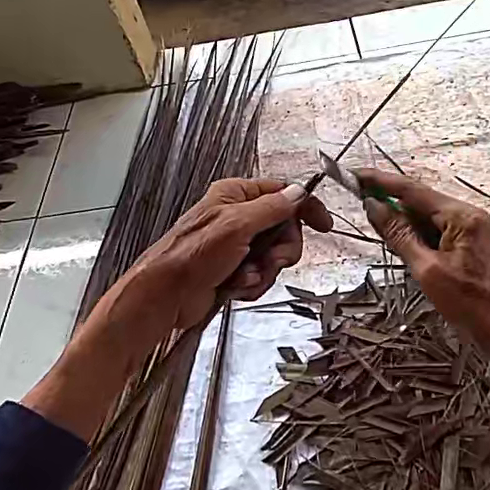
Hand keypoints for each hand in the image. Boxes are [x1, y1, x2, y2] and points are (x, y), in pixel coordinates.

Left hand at [93, 177, 333, 353]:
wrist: (166, 296)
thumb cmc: (191, 255)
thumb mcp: (237, 225)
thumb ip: (272, 208)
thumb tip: (298, 193)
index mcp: (236, 196)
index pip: (282, 193)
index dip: (305, 208)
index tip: (323, 225)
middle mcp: (237, 216)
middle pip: (283, 229)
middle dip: (280, 250)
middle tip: (271, 260)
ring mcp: (236, 245)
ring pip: (274, 256)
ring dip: (264, 271)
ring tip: (244, 276)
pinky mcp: (234, 269)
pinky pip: (261, 275)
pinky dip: (253, 284)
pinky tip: (236, 286)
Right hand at [355, 168, 489, 369]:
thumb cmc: (473, 305)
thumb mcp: (428, 270)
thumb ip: (399, 235)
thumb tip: (374, 206)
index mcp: (461, 216)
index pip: (412, 190)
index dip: (381, 181)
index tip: (356, 176)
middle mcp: (468, 216)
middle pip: (420, 202)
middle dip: (390, 204)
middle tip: (361, 207)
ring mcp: (472, 231)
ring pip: (428, 219)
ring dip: (403, 224)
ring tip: (379, 230)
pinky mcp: (471, 246)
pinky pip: (438, 232)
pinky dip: (418, 237)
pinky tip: (403, 247)